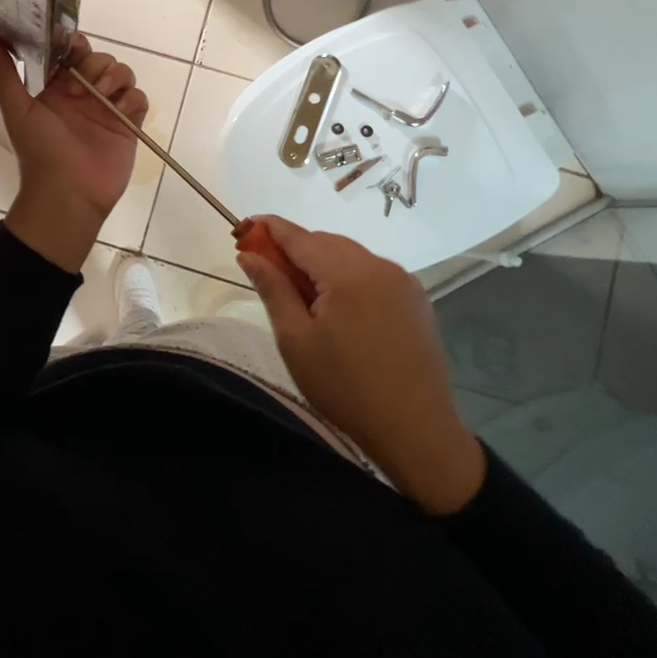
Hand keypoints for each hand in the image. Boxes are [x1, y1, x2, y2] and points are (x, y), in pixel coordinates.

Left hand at [0, 33, 144, 270]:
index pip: (68, 52)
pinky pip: (138, 98)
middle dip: (93, 62)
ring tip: (99, 95)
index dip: (71, 43)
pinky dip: (132, 97)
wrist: (67, 195)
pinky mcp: (127, 124)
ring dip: (114, 75)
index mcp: (54, 89)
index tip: (69, 49)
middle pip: (98, 58)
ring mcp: (105, 109)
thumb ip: (3, 73)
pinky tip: (118, 110)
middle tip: (79, 86)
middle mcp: (81, 94)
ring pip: (121, 72)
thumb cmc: (39, 152)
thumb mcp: (17, 109)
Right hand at [236, 216, 484, 514]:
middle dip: (292, 247)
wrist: (415, 429)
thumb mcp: (295, 339)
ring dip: (319, 261)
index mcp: (347, 274)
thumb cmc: (344, 386)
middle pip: (325, 241)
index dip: (267, 228)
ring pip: (349, 255)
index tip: (240, 228)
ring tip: (297, 290)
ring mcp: (403, 282)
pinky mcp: (416, 301)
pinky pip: (371, 272)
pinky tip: (334, 304)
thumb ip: (273, 289)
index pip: (298, 236)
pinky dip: (345, 275)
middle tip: (263, 267)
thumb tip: (248, 254)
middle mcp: (379, 266)